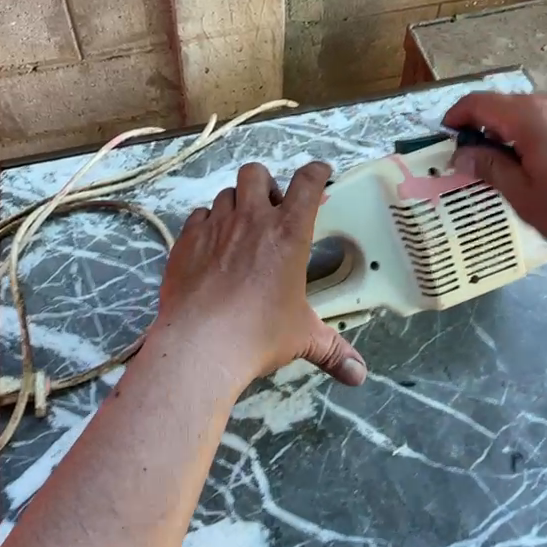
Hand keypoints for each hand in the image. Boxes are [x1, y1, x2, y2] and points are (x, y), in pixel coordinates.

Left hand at [147, 161, 367, 392]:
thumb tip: (359, 375)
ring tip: (238, 230)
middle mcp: (252, 219)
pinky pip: (198, 215)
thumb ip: (332, 350)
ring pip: (225, 193)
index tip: (319, 172)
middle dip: (264, 183)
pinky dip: (206, 224)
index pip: (307, 184)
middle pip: (256, 173)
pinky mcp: (187, 238)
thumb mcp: (302, 338)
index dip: (315, 172)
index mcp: (289, 232)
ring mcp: (216, 225)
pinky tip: (209, 246)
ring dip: (235, 204)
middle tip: (268, 209)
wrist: (201, 343)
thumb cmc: (259, 334)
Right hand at [442, 91, 546, 263]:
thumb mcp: (526, 198)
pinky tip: (540, 171)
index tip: (442, 141)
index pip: (478, 102)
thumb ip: (490, 168)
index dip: (454, 118)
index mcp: (531, 116)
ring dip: (509, 135)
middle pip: (504, 106)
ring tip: (504, 172)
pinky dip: (534, 138)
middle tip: (470, 164)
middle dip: (482, 129)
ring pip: (530, 115)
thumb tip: (462, 153)